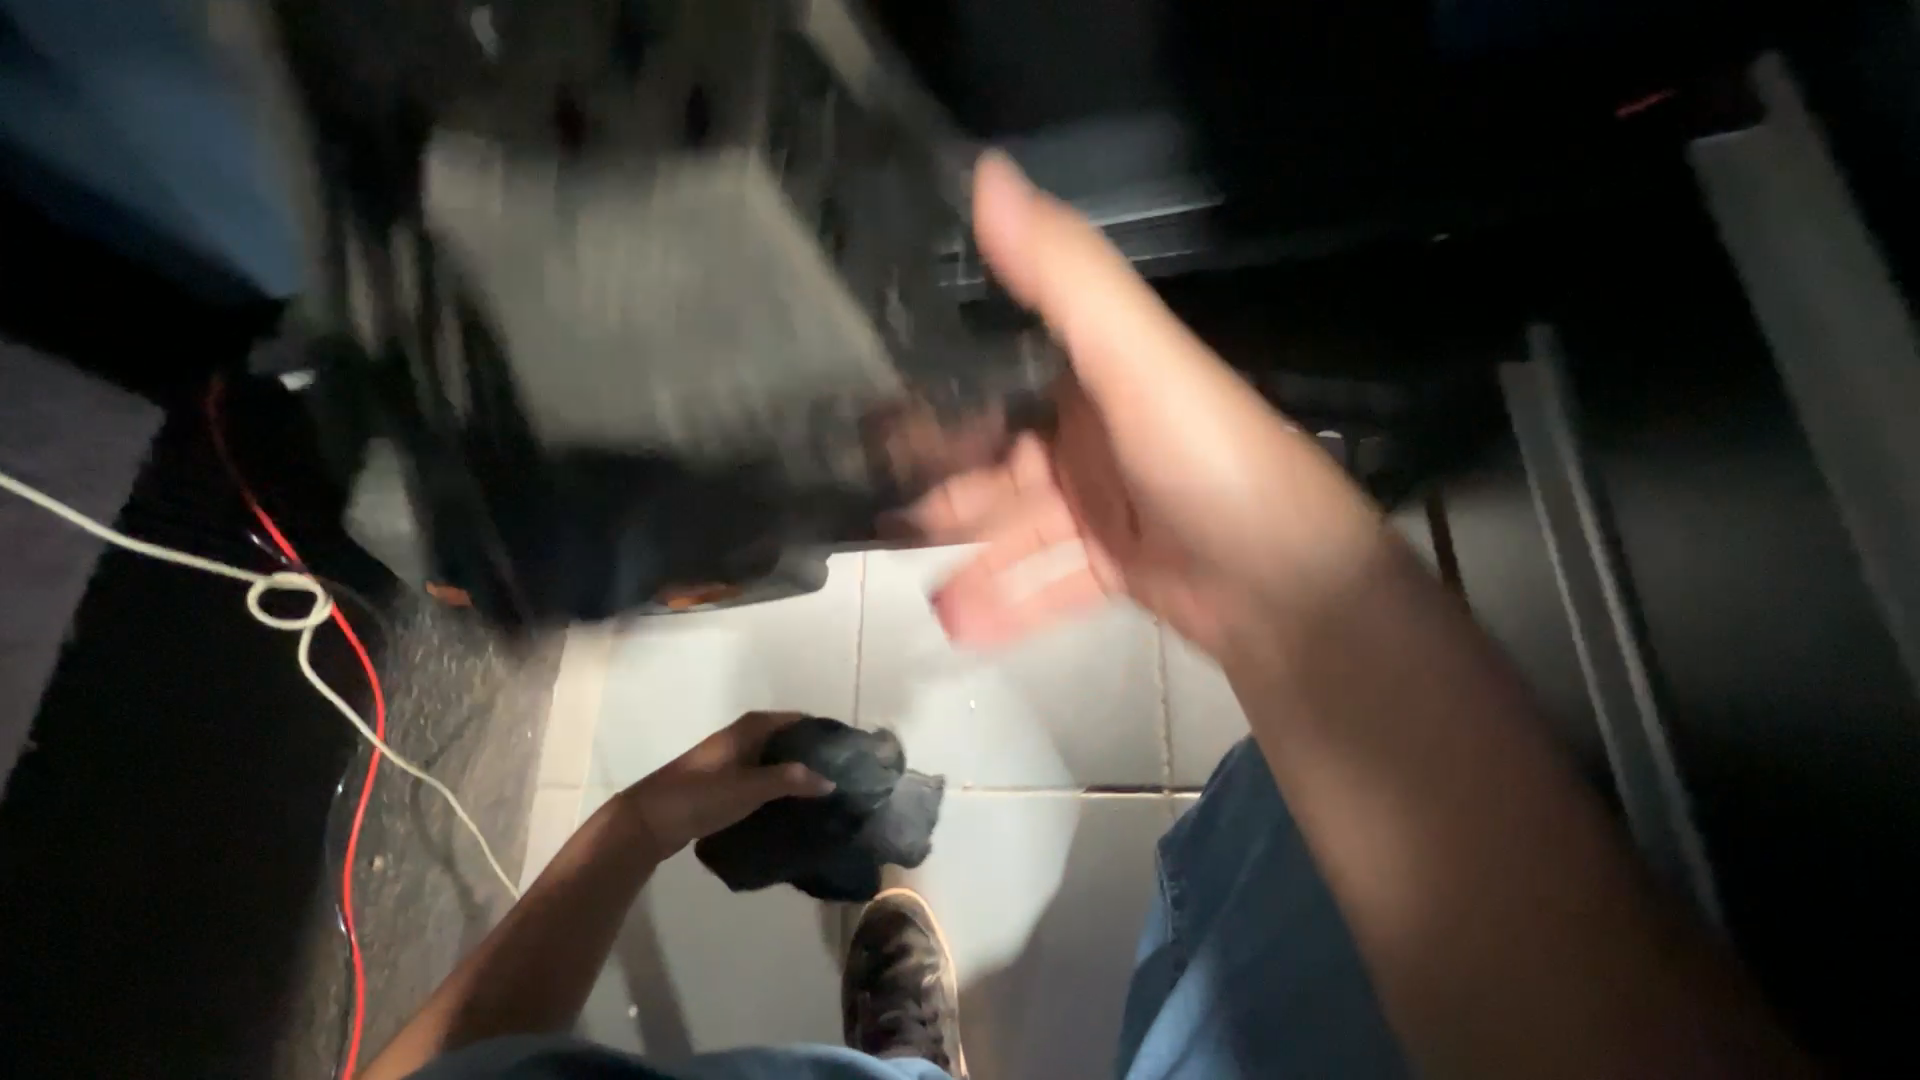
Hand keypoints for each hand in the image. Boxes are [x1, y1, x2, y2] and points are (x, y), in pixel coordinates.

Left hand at [615, 711, 834, 860]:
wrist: (648, 820)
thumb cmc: (701, 795)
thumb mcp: (751, 787)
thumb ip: (791, 780)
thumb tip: (830, 780)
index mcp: (751, 727)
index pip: (799, 720)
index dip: (822, 733)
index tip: (848, 753)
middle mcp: (743, 736)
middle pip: (788, 740)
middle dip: (812, 755)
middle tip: (840, 777)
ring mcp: (732, 759)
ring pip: (774, 760)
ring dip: (795, 774)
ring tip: (822, 794)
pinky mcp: (724, 781)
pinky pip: (762, 778)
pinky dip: (778, 786)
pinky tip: (791, 806)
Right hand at [909, 154, 1383, 660]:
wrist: (1291, 584)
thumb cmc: (1209, 462)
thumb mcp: (1139, 359)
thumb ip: (1065, 277)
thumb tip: (987, 174)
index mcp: (1095, 379)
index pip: (999, 382)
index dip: (940, 405)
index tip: (878, 431)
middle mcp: (1095, 437)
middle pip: (999, 466)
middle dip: (947, 498)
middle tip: (886, 525)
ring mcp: (1105, 507)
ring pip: (1018, 534)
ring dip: (974, 565)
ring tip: (928, 601)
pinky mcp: (1115, 566)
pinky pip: (1049, 584)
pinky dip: (1011, 605)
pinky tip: (963, 627)